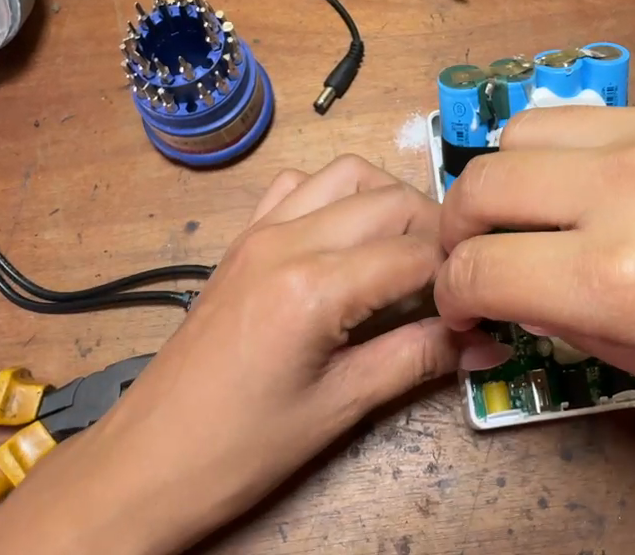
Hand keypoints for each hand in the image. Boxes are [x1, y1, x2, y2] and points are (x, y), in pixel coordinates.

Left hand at [0, 157, 465, 554]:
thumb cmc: (243, 447)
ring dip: (387, 198)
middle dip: (433, 229)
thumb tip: (487, 340)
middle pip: (388, 199)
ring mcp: (260, 229)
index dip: (458, 273)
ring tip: (407, 248)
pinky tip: (344, 236)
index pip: (414, 252)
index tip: (480, 298)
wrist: (147, 460)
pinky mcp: (242, 237)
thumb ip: (418, 360)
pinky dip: (335, 194)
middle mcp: (287, 237)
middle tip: (454, 275)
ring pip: (345, 173)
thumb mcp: (339, 408)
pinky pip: (297, 185)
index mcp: (313, 286)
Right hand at [433, 103, 634, 464]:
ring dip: (505, 178)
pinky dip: (564, 151)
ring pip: (523, 130)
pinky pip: (589, 117)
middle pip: (480, 183)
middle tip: (480, 266)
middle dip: (457, 231)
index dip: (454, 298)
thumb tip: (532, 300)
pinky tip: (601, 187)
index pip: (480, 270)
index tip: (466, 316)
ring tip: (533, 218)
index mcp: (625, 278)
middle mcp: (625, 187)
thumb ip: (594, 331)